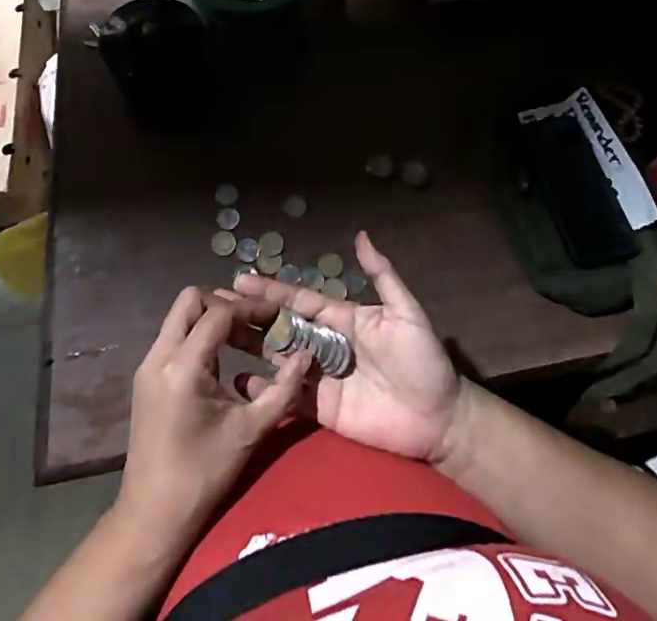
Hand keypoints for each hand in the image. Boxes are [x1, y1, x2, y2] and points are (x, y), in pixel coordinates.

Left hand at [116, 286, 311, 537]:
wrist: (153, 512)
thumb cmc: (203, 474)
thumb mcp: (250, 431)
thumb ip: (282, 391)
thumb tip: (306, 357)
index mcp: (182, 367)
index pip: (218, 314)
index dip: (249, 308)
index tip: (276, 314)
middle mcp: (159, 356)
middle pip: (190, 301)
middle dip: (225, 303)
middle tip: (255, 322)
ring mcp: (148, 365)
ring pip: (179, 317)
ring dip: (211, 319)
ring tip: (245, 340)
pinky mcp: (146, 377)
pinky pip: (174, 338)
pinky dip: (198, 336)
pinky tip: (223, 360)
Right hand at [234, 232, 464, 464]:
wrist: (441, 419)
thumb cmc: (424, 361)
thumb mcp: (406, 313)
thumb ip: (382, 276)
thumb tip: (361, 236)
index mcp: (341, 319)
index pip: (299, 300)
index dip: (271, 290)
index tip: (241, 279)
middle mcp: (324, 345)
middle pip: (280, 327)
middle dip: (250, 316)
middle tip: (215, 307)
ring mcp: (319, 378)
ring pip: (277, 359)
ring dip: (249, 348)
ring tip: (216, 339)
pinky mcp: (320, 410)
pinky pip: (286, 397)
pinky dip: (263, 389)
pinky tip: (239, 380)